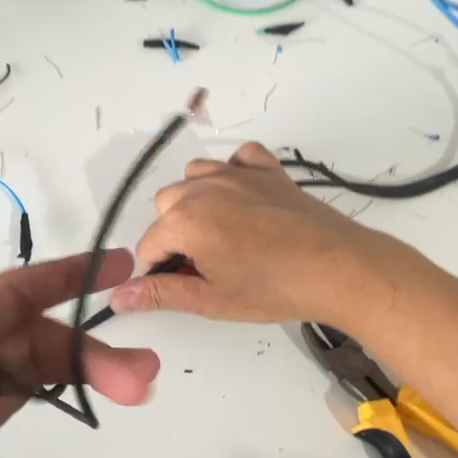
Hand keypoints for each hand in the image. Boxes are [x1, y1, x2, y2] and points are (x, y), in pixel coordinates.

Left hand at [0, 251, 159, 457]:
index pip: (0, 301)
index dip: (56, 279)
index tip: (111, 267)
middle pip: (26, 336)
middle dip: (85, 345)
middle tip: (142, 374)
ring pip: (29, 365)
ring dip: (79, 369)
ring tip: (135, 388)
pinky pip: (18, 394)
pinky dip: (56, 389)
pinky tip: (85, 393)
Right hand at [108, 142, 407, 325]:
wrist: (340, 270)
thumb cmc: (272, 288)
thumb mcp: (210, 299)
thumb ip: (159, 293)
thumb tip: (117, 297)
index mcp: (184, 220)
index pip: (148, 244)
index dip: (157, 270)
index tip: (181, 285)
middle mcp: (203, 189)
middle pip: (165, 205)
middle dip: (173, 233)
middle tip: (202, 264)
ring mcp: (237, 174)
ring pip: (194, 176)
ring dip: (195, 201)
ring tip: (217, 233)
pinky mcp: (268, 172)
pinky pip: (239, 158)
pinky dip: (233, 173)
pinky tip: (242, 199)